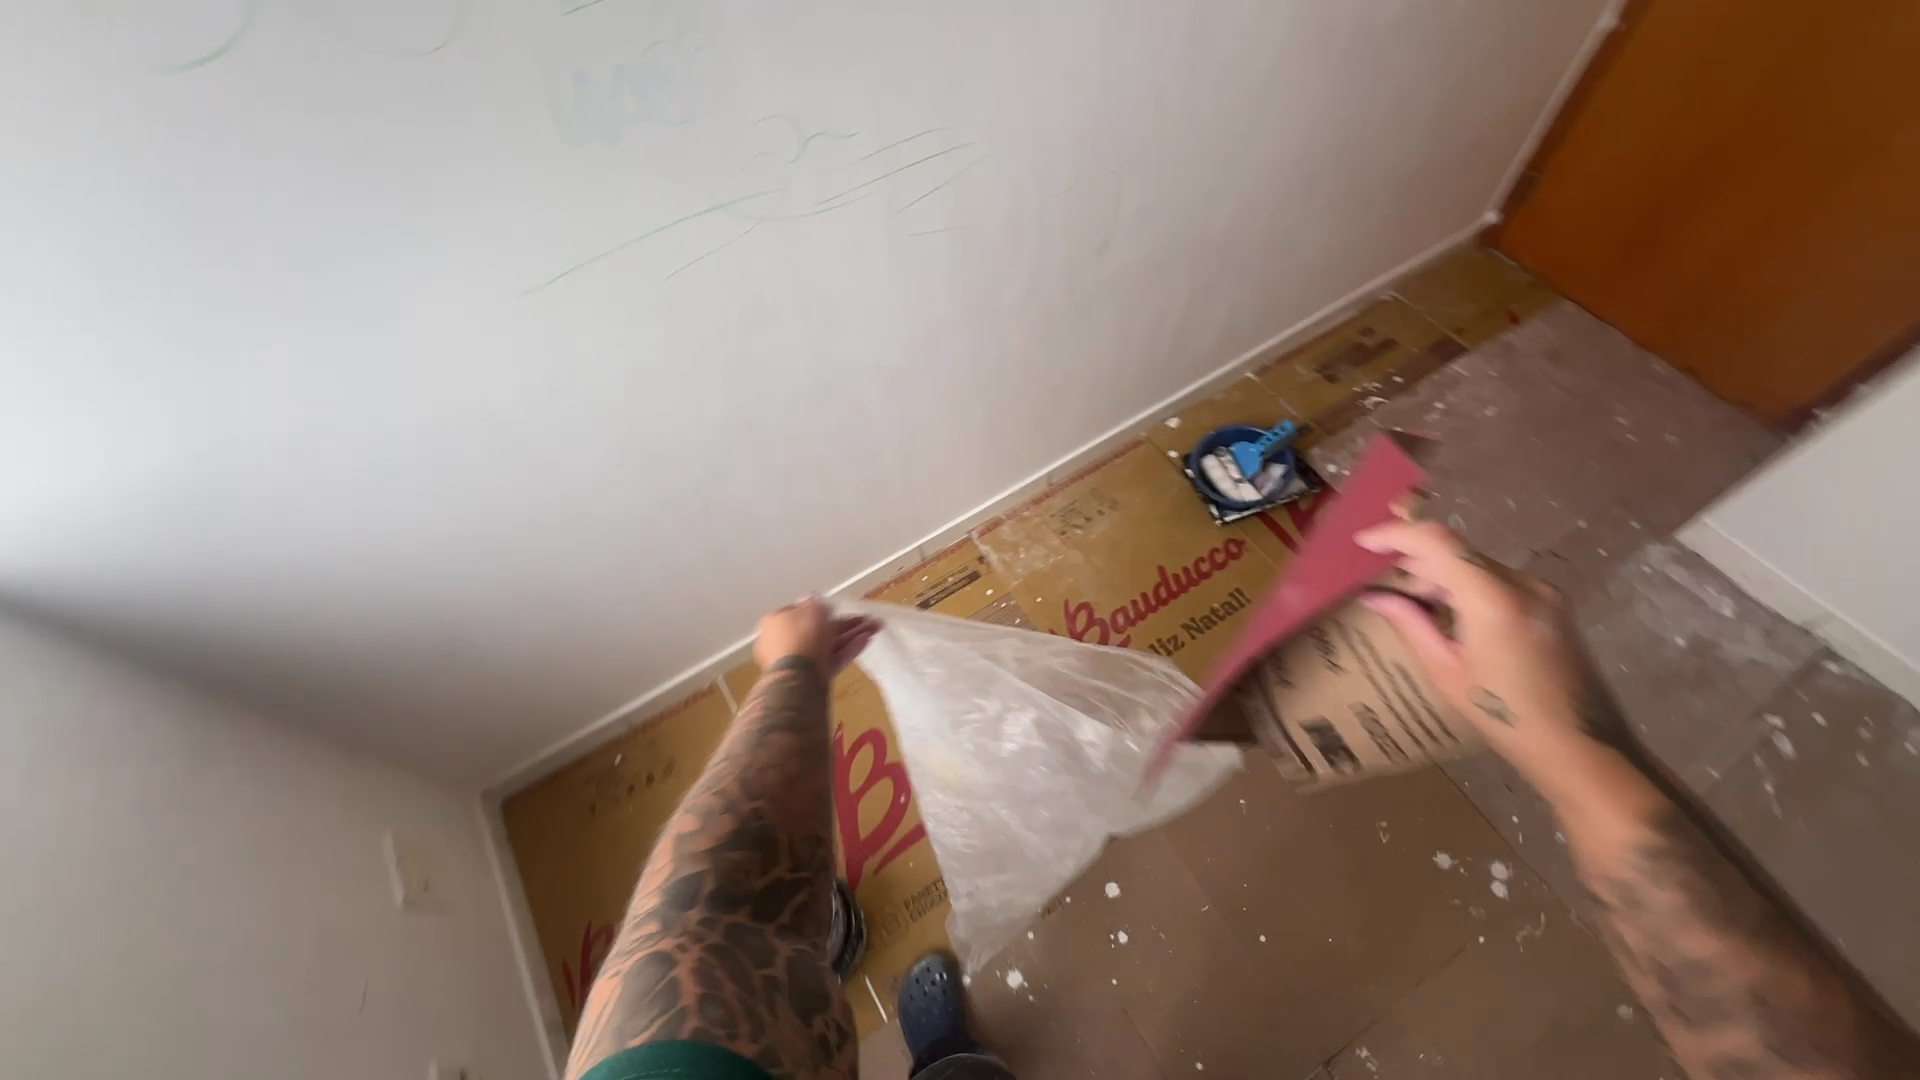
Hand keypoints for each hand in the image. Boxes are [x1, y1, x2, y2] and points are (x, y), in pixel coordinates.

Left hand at [753, 595, 880, 678]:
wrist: (797, 676)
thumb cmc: (802, 634)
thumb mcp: (812, 609)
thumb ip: (816, 602)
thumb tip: (811, 597)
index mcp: (777, 622)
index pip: (800, 612)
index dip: (821, 609)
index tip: (838, 608)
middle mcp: (785, 641)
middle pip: (819, 629)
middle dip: (845, 624)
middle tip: (867, 619)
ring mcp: (799, 661)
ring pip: (829, 644)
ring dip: (852, 635)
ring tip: (875, 628)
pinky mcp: (813, 676)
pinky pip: (832, 659)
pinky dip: (848, 650)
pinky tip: (866, 640)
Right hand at [1355, 517, 1613, 790]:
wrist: (1583, 747)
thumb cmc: (1505, 717)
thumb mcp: (1445, 671)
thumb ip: (1410, 624)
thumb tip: (1374, 596)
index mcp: (1493, 601)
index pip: (1438, 543)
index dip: (1396, 535)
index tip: (1364, 542)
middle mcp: (1523, 584)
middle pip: (1457, 551)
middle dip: (1415, 560)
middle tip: (1384, 583)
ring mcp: (1543, 592)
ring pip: (1476, 563)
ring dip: (1440, 574)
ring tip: (1417, 604)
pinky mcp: (1551, 603)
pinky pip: (1497, 579)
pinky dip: (1466, 585)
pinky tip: (1451, 614)